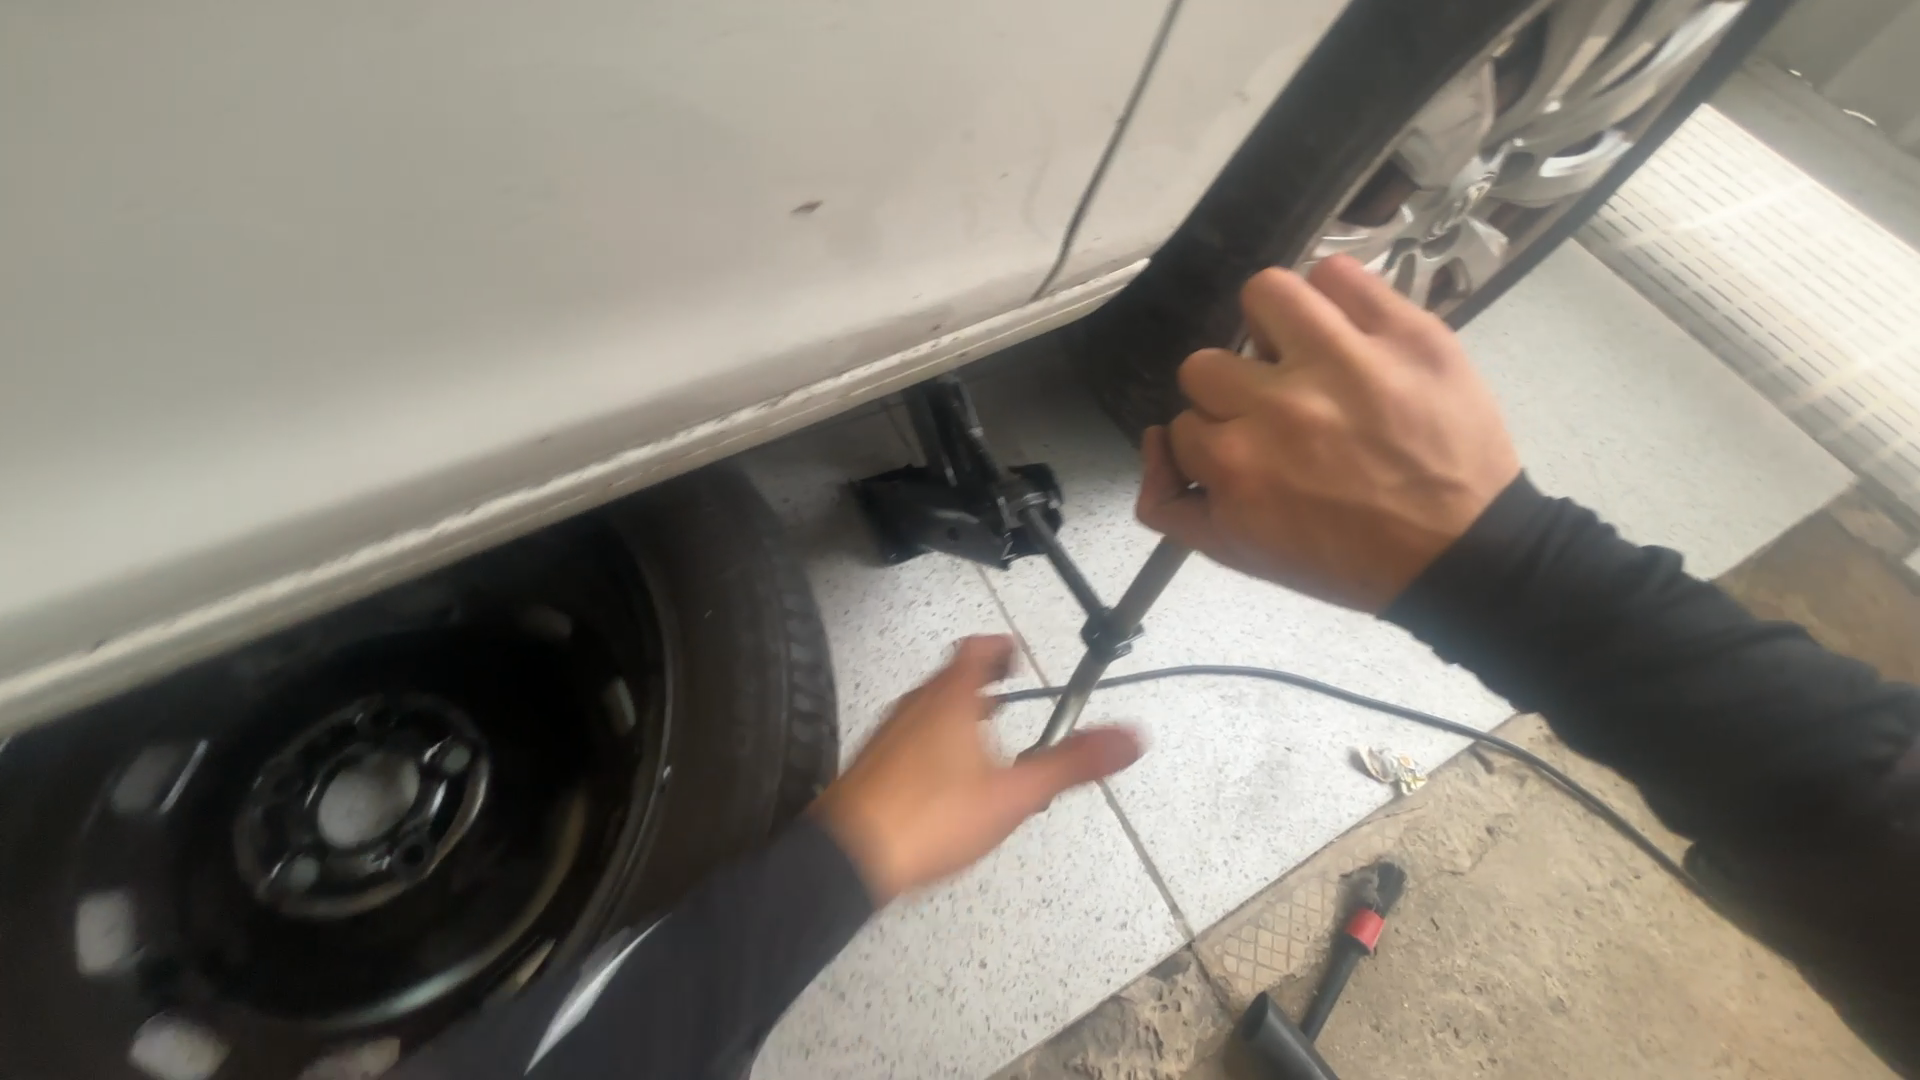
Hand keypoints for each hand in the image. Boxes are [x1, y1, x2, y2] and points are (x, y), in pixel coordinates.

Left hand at [809, 636, 1142, 903]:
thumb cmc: (933, 817)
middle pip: (950, 677)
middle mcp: (915, 705)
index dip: (1000, 648)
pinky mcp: (871, 763)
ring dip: (956, 713)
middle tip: (1004, 700)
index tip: (1016, 658)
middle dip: (981, 685)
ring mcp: (888, 733)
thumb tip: (1129, 738)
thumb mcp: (1015, 794)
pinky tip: (942, 782)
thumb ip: (1073, 765)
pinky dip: (932, 740)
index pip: (977, 649)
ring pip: (927, 707)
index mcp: (951, 699)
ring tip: (980, 741)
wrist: (849, 856)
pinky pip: (909, 736)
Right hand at [1136, 255, 1520, 612]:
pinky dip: (1332, 295)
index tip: (1245, 459)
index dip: (1210, 443)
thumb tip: (1152, 438)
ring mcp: (1343, 361)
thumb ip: (1168, 506)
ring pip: (1262, 294)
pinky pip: (1338, 273)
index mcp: (1234, 464)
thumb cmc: (1340, 559)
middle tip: (1271, 415)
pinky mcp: (1404, 331)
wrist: (1459, 553)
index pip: (1180, 425)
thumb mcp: (1235, 553)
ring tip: (1298, 355)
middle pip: (1203, 365)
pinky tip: (1343, 330)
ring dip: (1268, 326)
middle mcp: (1276, 407)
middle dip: (1229, 394)